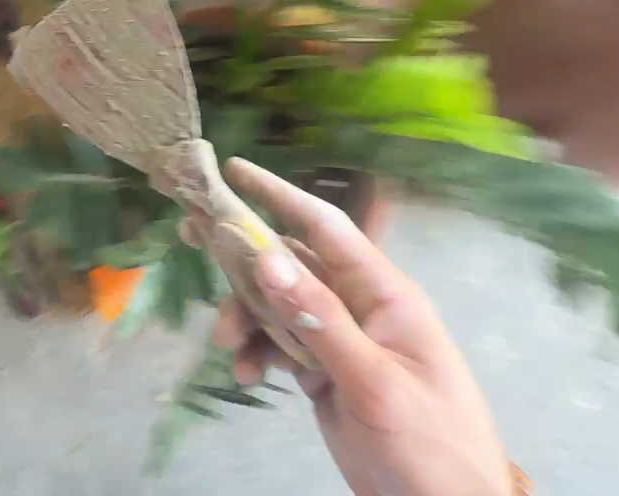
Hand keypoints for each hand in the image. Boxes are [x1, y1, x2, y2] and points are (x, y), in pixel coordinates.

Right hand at [203, 159, 510, 495]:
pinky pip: (277, 342)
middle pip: (289, 262)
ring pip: (275, 303)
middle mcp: (357, 305)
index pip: (324, 227)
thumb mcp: (373, 383)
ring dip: (244, 315)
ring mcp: (338, 338)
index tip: (234, 170)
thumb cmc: (429, 447)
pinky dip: (256, 351)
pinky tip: (245, 373)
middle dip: (241, 253)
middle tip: (189, 234)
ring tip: (225, 342)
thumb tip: (266, 258)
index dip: (279, 194)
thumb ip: (319, 319)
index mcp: (383, 293)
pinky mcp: (323, 370)